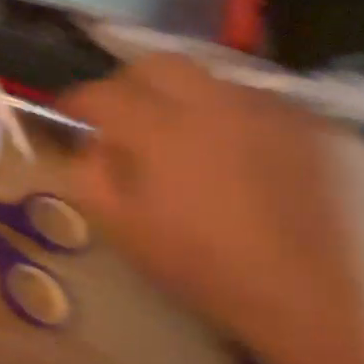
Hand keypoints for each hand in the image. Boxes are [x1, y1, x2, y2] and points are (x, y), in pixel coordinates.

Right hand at [60, 55, 361, 349]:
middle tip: (118, 112)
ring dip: (177, 95)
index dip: (73, 101)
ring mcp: (262, 117)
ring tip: (171, 127)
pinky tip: (219, 140)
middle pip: (157, 65)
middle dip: (128, 83)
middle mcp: (211, 108)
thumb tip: (93, 139)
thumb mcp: (112, 218)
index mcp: (157, 129)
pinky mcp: (300, 134)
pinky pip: (250, 101)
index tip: (63, 115)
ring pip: (206, 78)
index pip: (99, 92)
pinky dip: (223, 110)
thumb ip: (87, 165)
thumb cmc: (191, 260)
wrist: (295, 298)